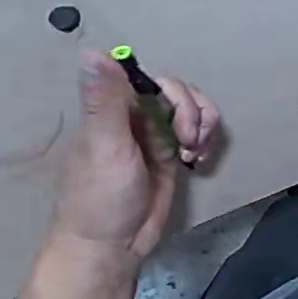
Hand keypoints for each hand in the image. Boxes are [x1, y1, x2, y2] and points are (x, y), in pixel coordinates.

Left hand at [46, 51, 219, 265]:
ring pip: (192, 110)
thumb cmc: (100, 198)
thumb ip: (104, 101)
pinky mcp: (170, 154)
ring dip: (203, 125)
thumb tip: (91, 51)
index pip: (151, 77)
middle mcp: (134, 116)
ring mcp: (154, 135)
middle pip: (178, 91)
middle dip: (193, 112)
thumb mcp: (105, 147)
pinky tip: (198, 161)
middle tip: (187, 141)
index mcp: (113, 108)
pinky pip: (196, 134)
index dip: (173, 90)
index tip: (176, 114)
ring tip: (195, 151)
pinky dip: (205, 142)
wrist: (111, 247)